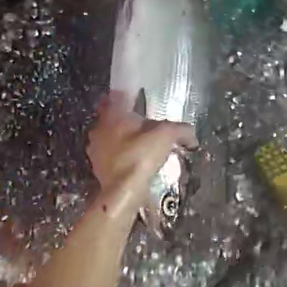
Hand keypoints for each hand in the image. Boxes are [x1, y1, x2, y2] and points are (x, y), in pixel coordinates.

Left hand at [87, 93, 194, 217]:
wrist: (123, 190)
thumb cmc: (141, 154)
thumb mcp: (168, 135)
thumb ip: (182, 130)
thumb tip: (192, 137)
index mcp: (113, 114)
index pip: (117, 96)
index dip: (129, 96)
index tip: (140, 101)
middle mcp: (99, 127)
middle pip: (113, 117)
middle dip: (127, 120)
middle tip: (145, 126)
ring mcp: (94, 148)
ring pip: (109, 137)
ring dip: (121, 139)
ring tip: (140, 145)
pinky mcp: (96, 166)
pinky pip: (109, 155)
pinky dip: (119, 156)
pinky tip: (133, 162)